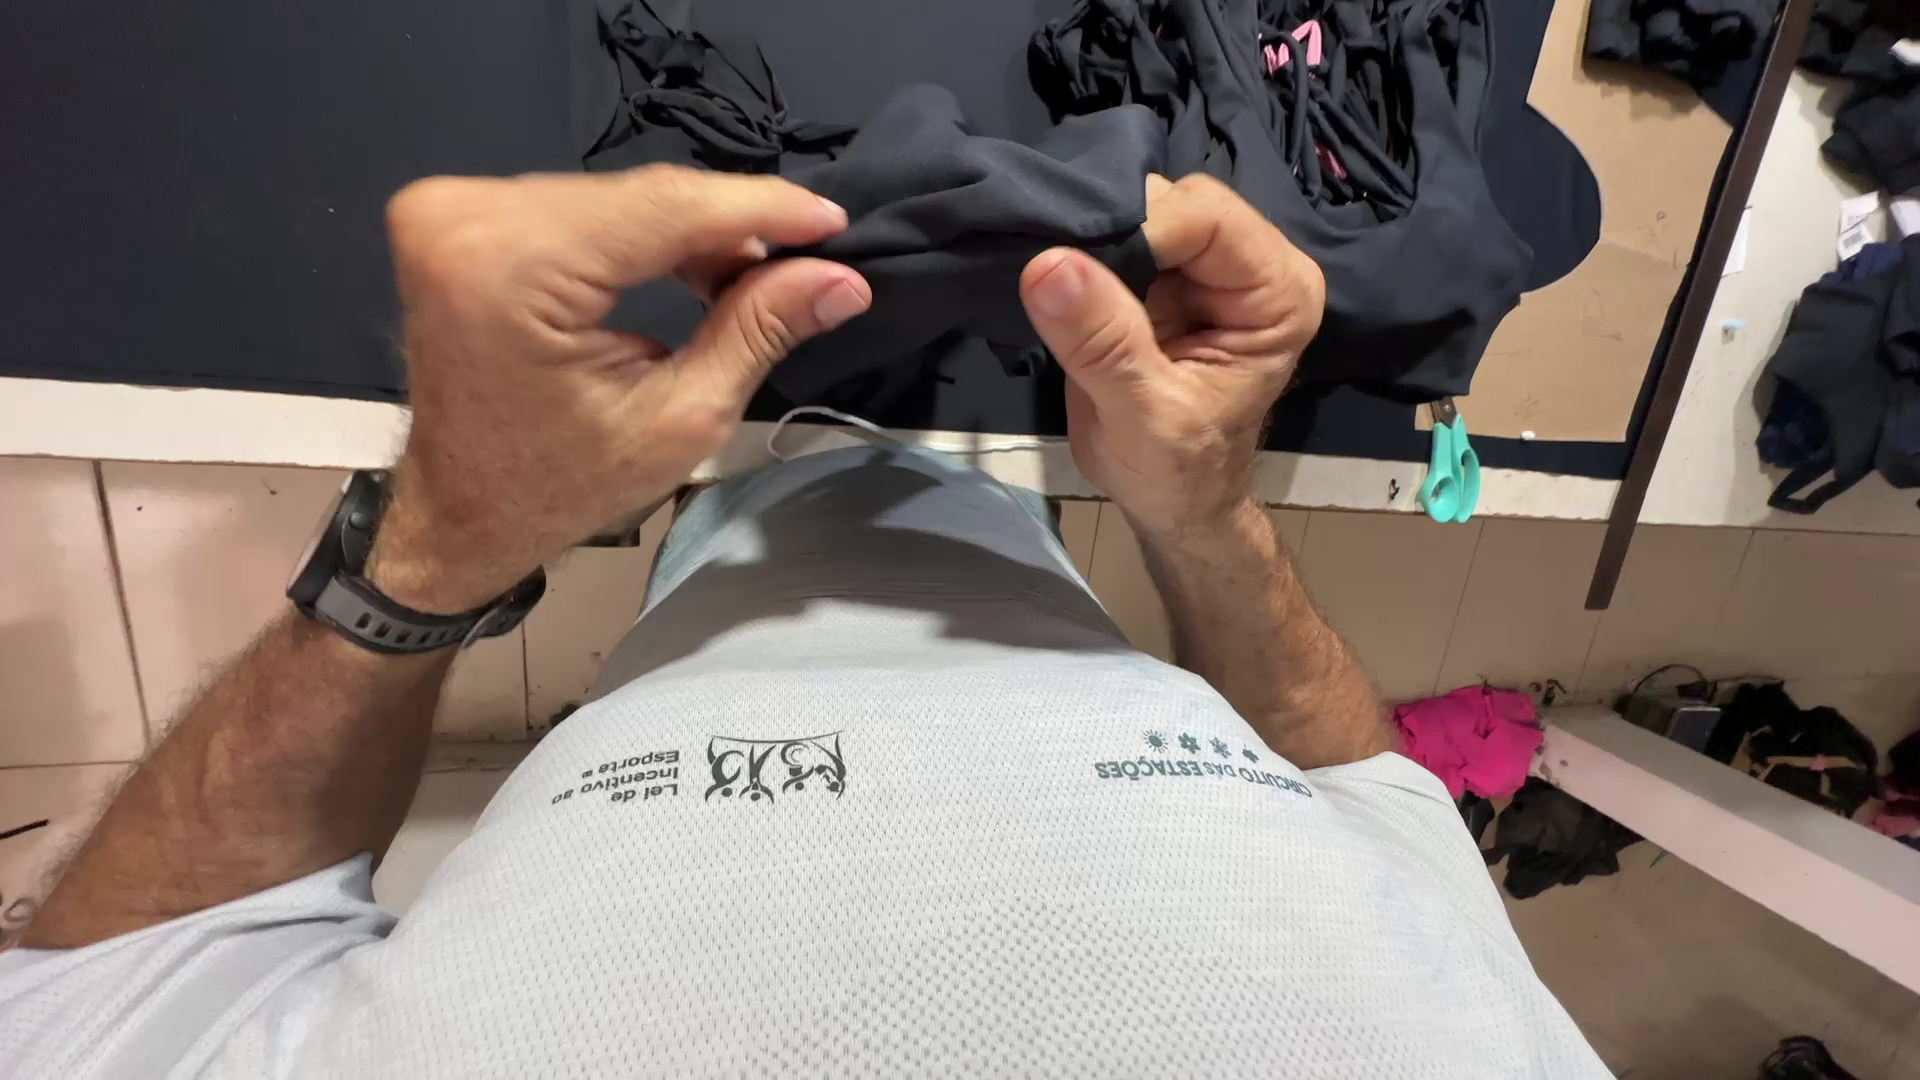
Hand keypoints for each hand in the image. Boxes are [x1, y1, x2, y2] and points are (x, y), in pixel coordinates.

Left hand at [367, 166, 870, 611]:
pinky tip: (698, 271)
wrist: (467, 511)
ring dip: (698, 235)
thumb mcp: (684, 417)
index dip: (761, 208)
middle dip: (734, 228)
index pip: (663, 207)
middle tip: (807, 264)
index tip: (833, 221)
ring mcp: (455, 207)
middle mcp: (467, 213)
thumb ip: (758, 332)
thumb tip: (843, 282)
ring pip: (620, 198)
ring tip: (758, 280)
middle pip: (643, 197)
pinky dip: (651, 237)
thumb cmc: (570, 485)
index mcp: (509, 268)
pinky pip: (587, 209)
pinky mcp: (463, 217)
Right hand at [1019, 174, 1323, 539]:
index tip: (1076, 273)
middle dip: (1111, 236)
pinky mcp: (1155, 286)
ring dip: (1087, 246)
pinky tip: (1053, 289)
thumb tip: (1048, 266)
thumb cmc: (1177, 474)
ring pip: (1135, 216)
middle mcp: (1245, 268)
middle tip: (1056, 280)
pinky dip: (1077, 262)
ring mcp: (1197, 274)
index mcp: (1275, 293)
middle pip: (1171, 204)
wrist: (1169, 504)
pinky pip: (1110, 246)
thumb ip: (1104, 344)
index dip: (1138, 234)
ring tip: (1050, 285)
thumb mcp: (1144, 417)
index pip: (1205, 217)